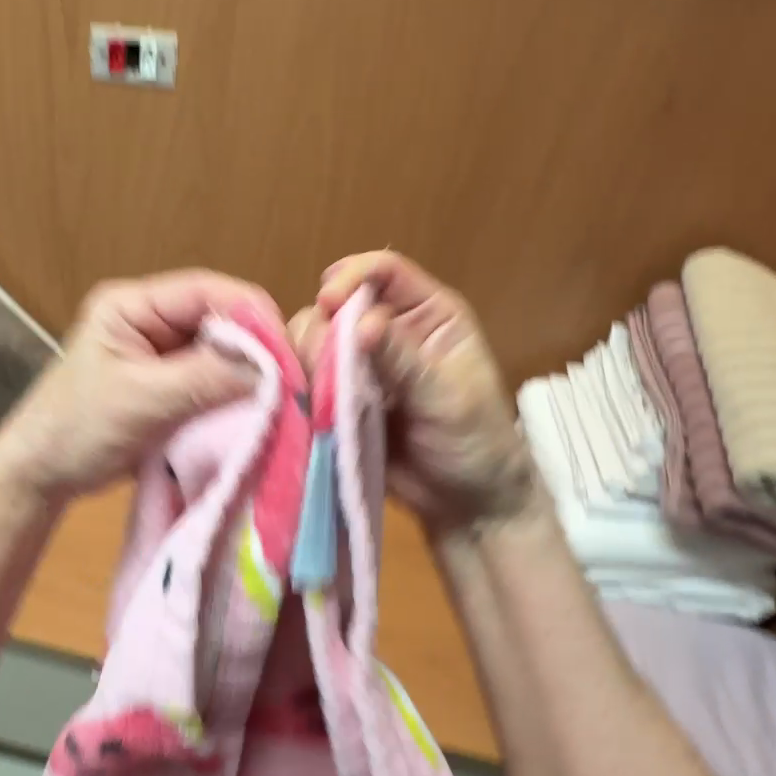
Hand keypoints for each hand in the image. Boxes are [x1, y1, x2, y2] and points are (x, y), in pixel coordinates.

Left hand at [0, 270, 274, 506]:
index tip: (287, 355)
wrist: (39, 475)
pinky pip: (212, 380)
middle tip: (290, 384)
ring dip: (247, 376)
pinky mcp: (167, 384)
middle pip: (219, 319)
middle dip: (254, 349)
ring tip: (279, 401)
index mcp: (132, 304)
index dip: (252, 317)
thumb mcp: (141, 400)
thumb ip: (205, 379)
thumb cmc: (77, 429)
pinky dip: (233, 396)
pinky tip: (254, 413)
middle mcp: (149, 319)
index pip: (207, 291)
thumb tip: (271, 371)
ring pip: (220, 352)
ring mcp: (159, 352)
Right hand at [289, 251, 538, 534]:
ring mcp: (360, 363)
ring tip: (317, 391)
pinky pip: (305, 375)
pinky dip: (299, 384)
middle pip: (337, 302)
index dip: (350, 278)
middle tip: (321, 364)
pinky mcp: (338, 395)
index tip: (328, 304)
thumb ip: (404, 359)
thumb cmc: (475, 442)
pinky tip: (305, 402)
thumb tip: (362, 323)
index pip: (382, 271)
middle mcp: (389, 329)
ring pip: (312, 337)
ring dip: (306, 357)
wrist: (465, 504)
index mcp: (428, 314)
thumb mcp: (449, 398)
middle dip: (322, 326)